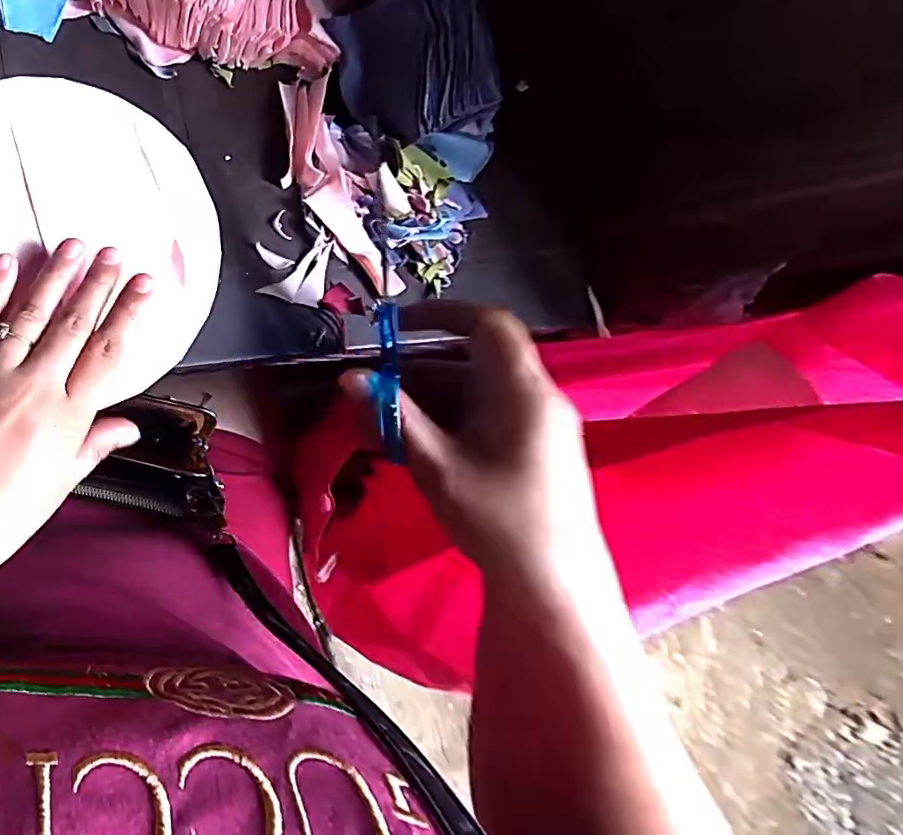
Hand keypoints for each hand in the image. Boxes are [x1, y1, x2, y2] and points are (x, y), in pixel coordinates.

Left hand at [0, 239, 154, 633]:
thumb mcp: (52, 492)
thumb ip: (89, 449)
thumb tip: (124, 429)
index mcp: (62, 420)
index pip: (107, 352)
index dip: (129, 312)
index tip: (144, 285)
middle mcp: (30, 388)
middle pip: (73, 323)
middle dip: (97, 282)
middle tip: (113, 253)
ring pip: (30, 313)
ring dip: (54, 275)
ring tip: (73, 247)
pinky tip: (6, 265)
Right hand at [342, 303, 604, 588]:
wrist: (554, 587)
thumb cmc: (498, 519)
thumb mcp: (436, 465)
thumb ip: (393, 415)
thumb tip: (349, 377)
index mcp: (522, 391)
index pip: (488, 324)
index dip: (441, 315)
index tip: (395, 327)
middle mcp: (533, 397)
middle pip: (468, 361)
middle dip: (413, 370)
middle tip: (369, 389)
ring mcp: (532, 424)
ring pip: (468, 391)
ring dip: (421, 399)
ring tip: (376, 422)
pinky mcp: (526, 447)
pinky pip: (478, 415)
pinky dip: (441, 420)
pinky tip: (406, 443)